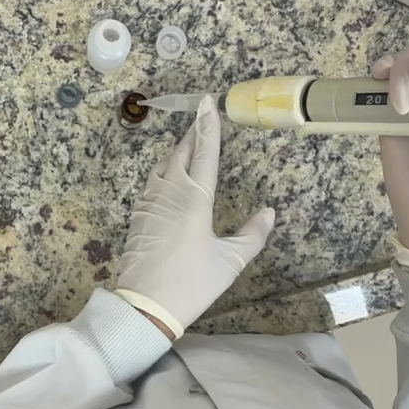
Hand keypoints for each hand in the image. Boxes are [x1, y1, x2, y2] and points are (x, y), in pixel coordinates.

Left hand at [114, 95, 275, 337]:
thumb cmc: (191, 283)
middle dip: (193, 133)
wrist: (145, 305)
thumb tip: (269, 212)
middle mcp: (170, 193)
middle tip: (201, 115)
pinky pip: (152, 183)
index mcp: (195, 199)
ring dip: (177, 150)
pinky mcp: (139, 217)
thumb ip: (252, 234)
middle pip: (181, 153)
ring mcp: (150, 203)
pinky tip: (167, 174)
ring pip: (163, 166)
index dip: (209, 127)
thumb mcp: (230, 262)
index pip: (205, 153)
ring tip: (188, 141)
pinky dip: (163, 170)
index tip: (208, 102)